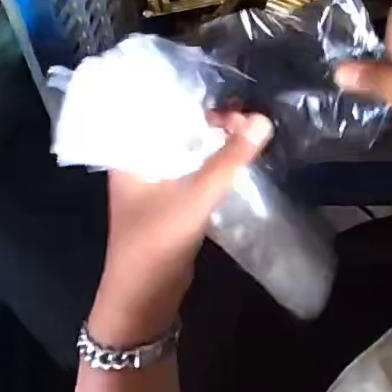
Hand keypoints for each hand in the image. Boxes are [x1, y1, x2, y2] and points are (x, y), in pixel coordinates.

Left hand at [87, 112, 272, 345]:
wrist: (142, 303)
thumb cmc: (155, 243)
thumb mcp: (194, 198)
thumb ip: (228, 161)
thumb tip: (262, 120)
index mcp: (129, 152)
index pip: (156, 107)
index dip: (189, 95)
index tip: (225, 88)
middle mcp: (138, 159)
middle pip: (175, 126)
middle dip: (208, 116)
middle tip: (244, 111)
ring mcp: (154, 179)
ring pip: (187, 146)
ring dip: (213, 137)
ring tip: (248, 124)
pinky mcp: (170, 197)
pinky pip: (193, 166)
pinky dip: (213, 158)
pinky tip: (237, 150)